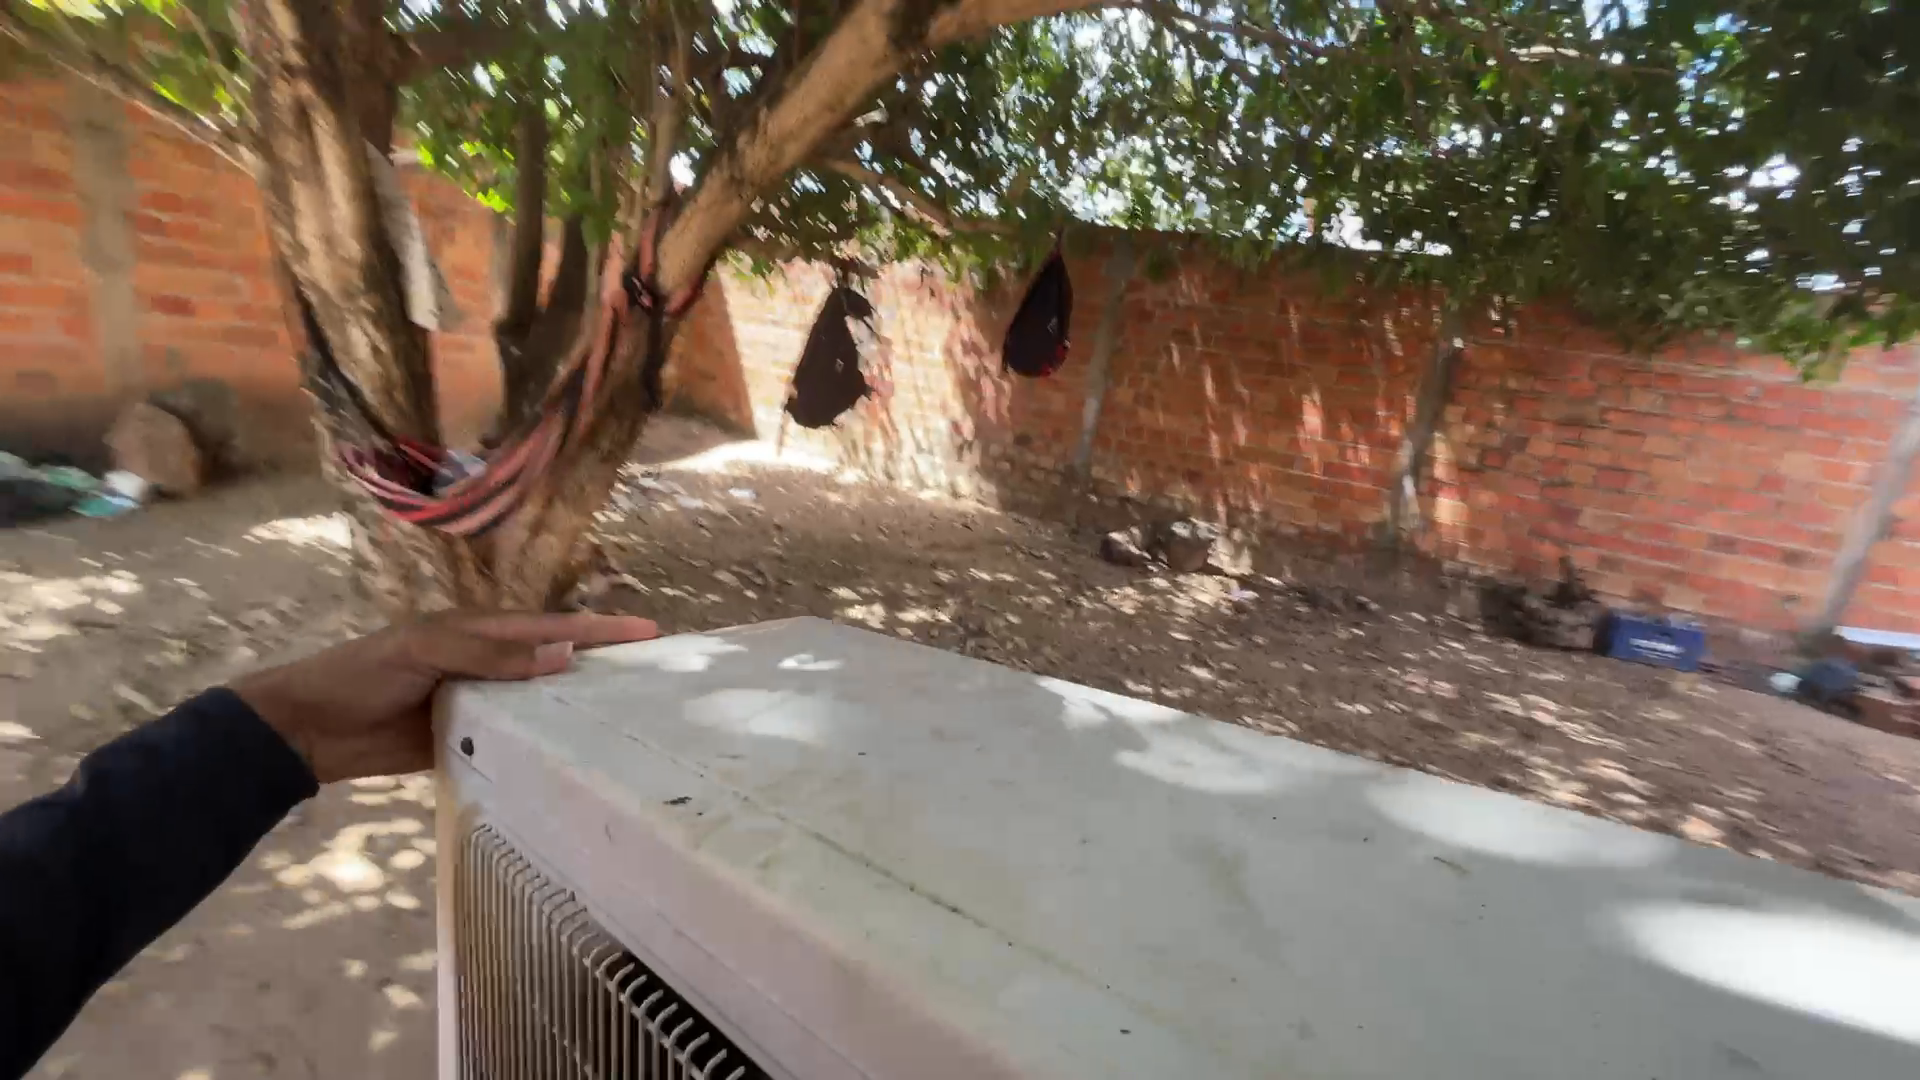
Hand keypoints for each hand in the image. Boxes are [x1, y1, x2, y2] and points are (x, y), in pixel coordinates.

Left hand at [232, 612, 658, 782]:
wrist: (305, 730)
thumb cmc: (364, 673)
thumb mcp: (424, 649)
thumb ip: (489, 653)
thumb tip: (564, 656)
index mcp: (487, 634)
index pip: (557, 628)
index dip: (604, 629)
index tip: (650, 632)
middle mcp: (496, 667)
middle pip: (560, 664)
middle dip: (604, 666)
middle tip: (652, 679)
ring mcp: (485, 705)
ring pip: (543, 704)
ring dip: (579, 708)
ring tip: (627, 719)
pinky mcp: (472, 741)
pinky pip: (517, 739)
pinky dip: (545, 743)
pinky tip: (574, 755)